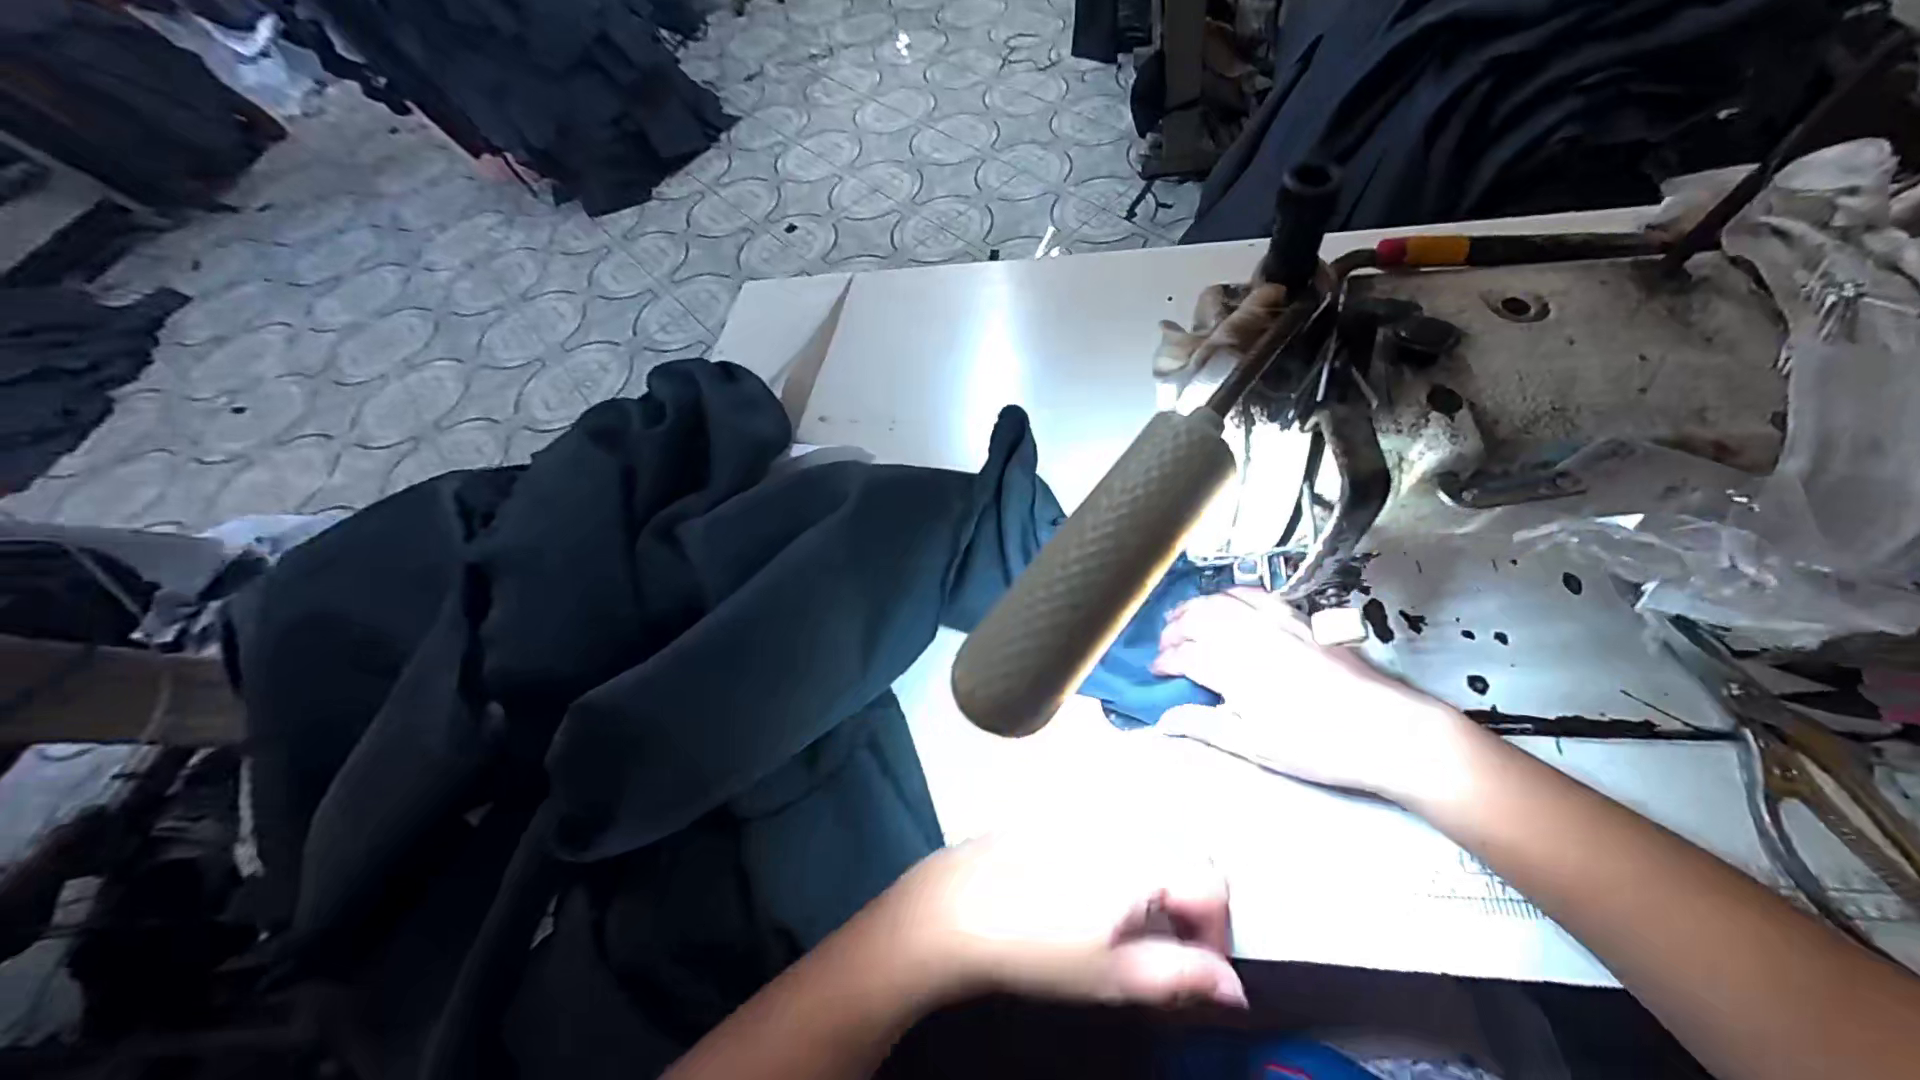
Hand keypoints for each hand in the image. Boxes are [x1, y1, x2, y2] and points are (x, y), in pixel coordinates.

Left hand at [872, 831, 1245, 1009]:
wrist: (957, 906)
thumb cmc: (1038, 947)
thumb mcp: (1116, 976)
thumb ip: (1184, 977)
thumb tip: (1233, 986)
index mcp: (1143, 860)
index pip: (1214, 886)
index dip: (1217, 934)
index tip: (1198, 972)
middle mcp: (1122, 827)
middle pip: (1181, 864)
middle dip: (1186, 914)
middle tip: (1160, 958)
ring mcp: (1087, 818)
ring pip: (1145, 853)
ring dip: (1152, 895)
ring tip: (1120, 935)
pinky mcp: (1058, 819)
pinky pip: (1109, 842)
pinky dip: (1117, 874)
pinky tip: (1082, 905)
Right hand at [1149, 588, 1475, 801]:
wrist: (1390, 731)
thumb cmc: (1319, 745)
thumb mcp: (1255, 746)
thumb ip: (1204, 726)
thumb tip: (1164, 721)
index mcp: (1234, 669)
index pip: (1185, 655)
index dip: (1165, 660)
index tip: (1156, 671)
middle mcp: (1250, 637)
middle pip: (1197, 620)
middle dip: (1173, 630)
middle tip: (1164, 645)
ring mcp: (1276, 623)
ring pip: (1221, 602)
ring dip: (1195, 607)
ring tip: (1181, 616)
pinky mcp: (1300, 620)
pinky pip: (1256, 595)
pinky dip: (1232, 593)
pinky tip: (1226, 599)